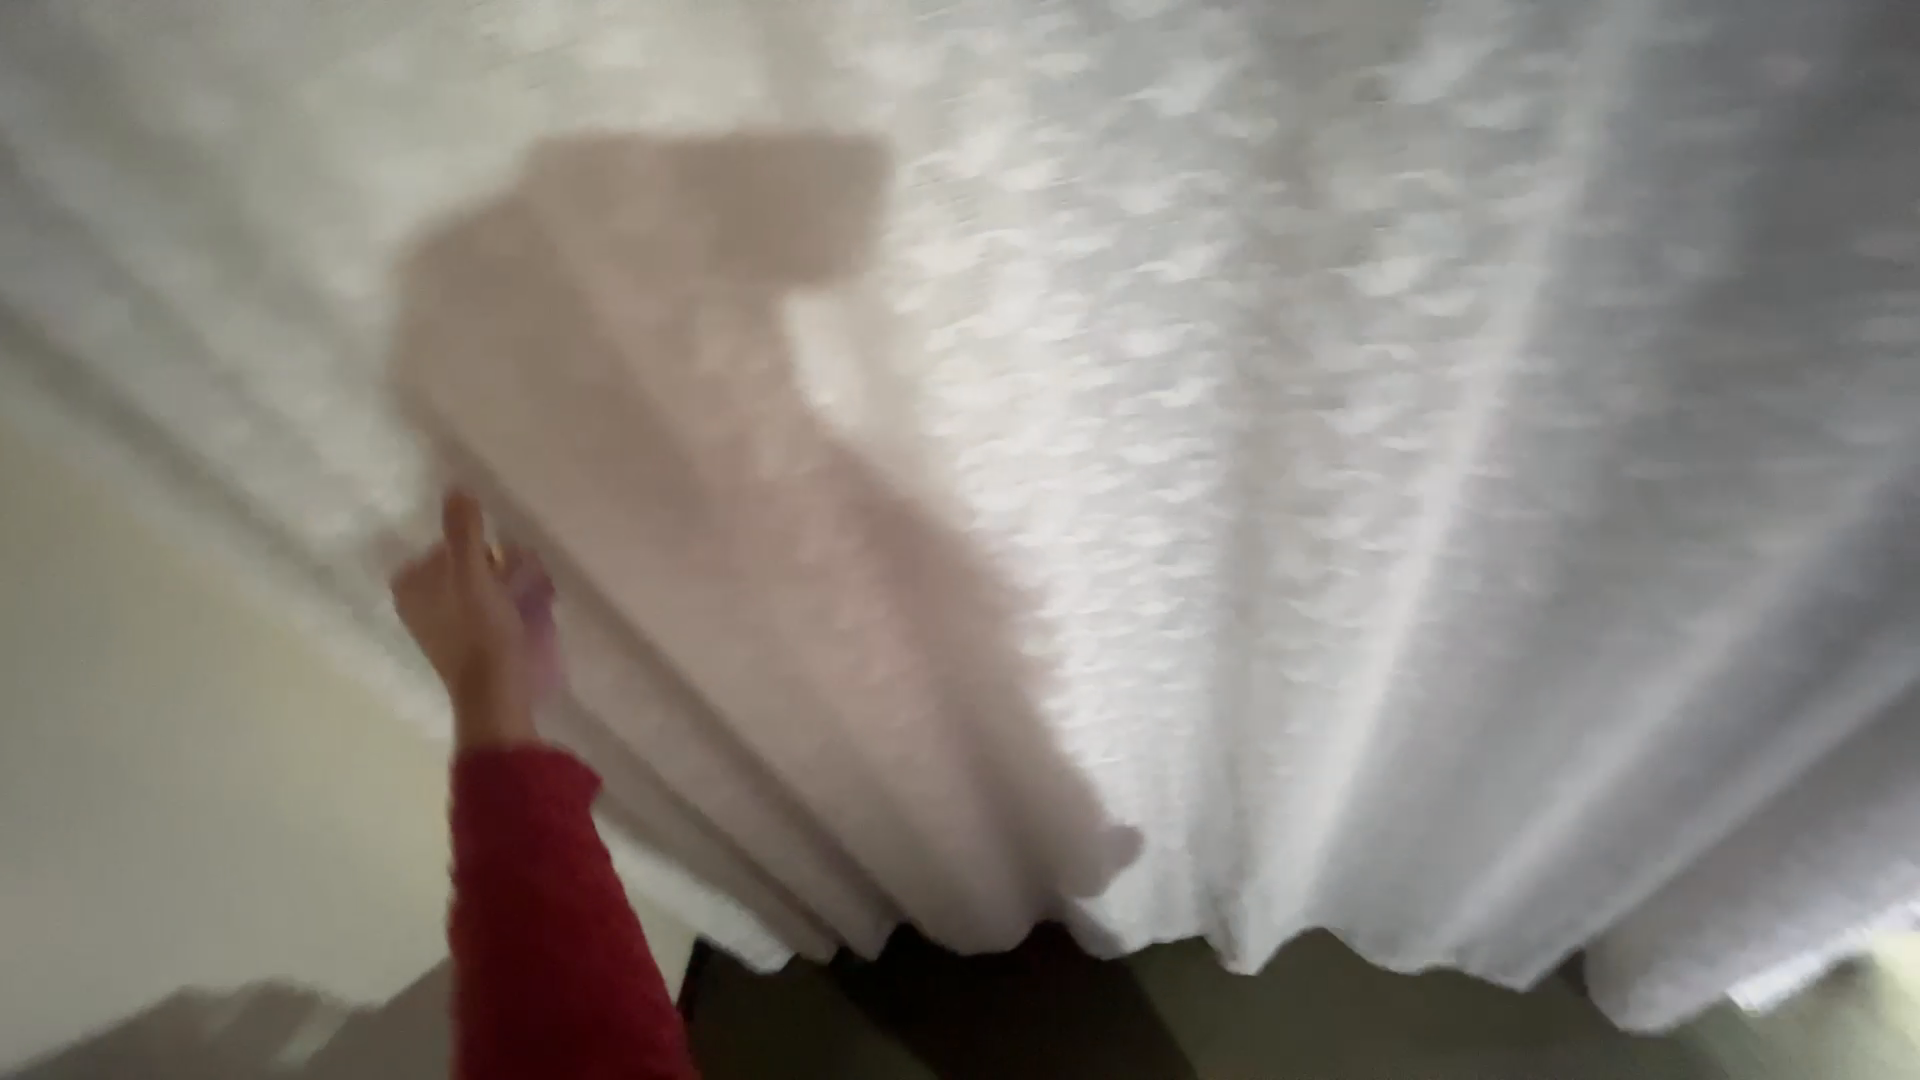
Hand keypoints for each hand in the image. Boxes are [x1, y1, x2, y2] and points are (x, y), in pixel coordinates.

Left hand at [391, 492, 560, 747]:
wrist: (494, 688)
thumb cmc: (480, 628)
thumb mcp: (472, 573)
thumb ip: (464, 530)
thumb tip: (457, 487)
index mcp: (410, 583)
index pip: (453, 544)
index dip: (486, 549)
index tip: (508, 560)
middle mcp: (418, 601)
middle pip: (467, 565)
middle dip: (500, 565)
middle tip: (529, 574)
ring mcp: (440, 623)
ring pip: (481, 586)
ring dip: (510, 583)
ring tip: (537, 591)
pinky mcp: (465, 640)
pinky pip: (488, 607)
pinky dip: (507, 603)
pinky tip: (529, 610)